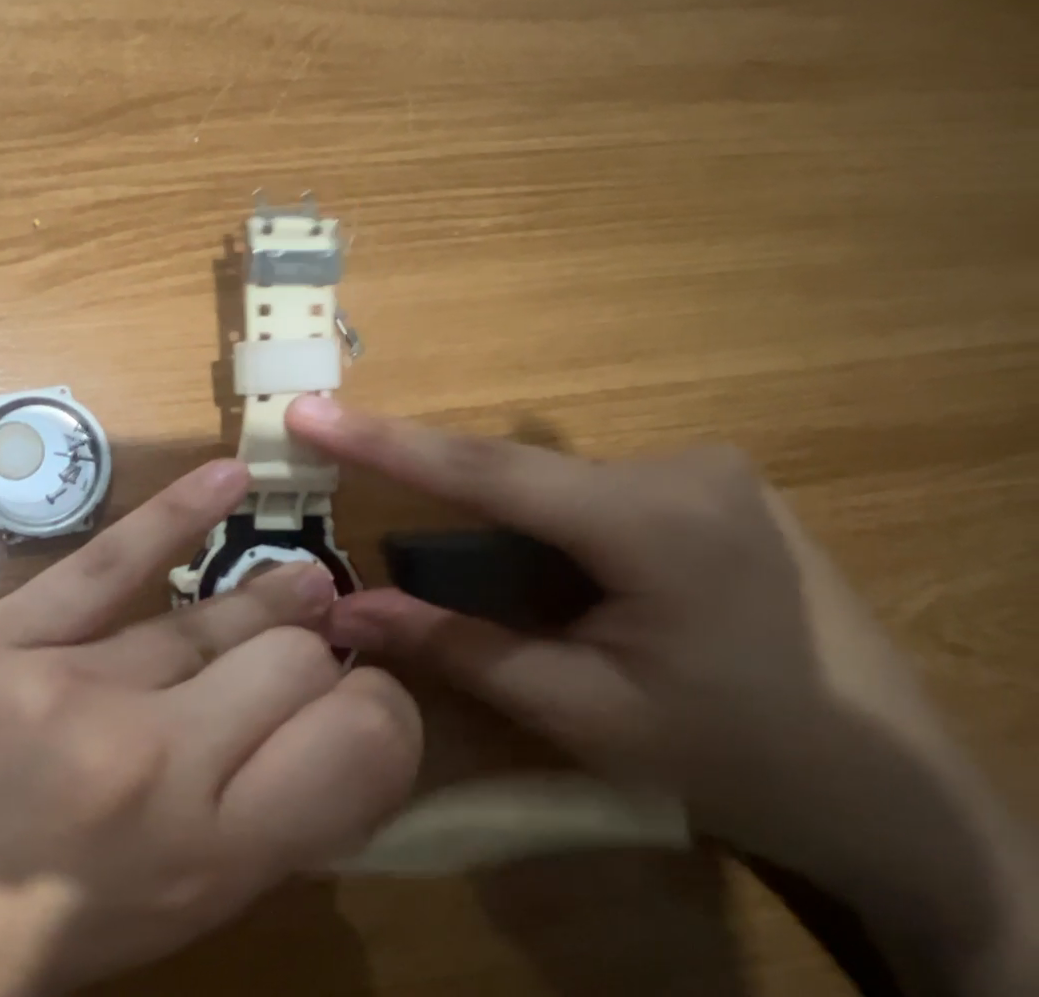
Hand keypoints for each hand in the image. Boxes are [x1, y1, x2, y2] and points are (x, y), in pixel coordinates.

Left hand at [0, 459, 421, 996]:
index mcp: (208, 854)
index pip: (358, 743)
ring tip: (301, 589)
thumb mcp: (174, 915)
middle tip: (310, 657)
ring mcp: (73, 684)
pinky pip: (109, 558)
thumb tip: (326, 735)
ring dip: (268, 603)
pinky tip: (228, 479)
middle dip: (313, 660)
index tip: (356, 709)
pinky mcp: (6, 632)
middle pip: (290, 660)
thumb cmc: (33, 934)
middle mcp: (154, 759)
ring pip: (212, 616)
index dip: (375, 715)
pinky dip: (175, 512)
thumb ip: (263, 829)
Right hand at [287, 395, 1036, 993]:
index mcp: (651, 520)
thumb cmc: (734, 757)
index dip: (383, 441)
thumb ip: (456, 645)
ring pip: (556, 486)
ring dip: (504, 530)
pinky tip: (571, 594)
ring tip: (514, 605)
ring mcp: (710, 472)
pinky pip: (595, 494)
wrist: (897, 791)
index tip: (306, 411)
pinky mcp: (719, 490)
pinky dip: (548, 532)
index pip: (485, 470)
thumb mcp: (577, 709)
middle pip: (520, 476)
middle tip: (394, 546)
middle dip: (446, 506)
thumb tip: (346, 610)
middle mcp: (682, 467)